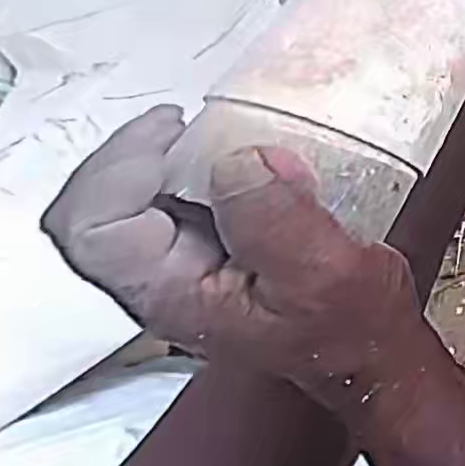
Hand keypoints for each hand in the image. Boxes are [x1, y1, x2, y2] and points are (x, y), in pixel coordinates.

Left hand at [42, 106, 423, 415]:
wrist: (370, 345)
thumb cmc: (348, 326)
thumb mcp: (324, 273)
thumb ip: (279, 222)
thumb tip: (240, 160)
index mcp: (174, 291)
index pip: (94, 228)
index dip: (119, 167)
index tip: (175, 126)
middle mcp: (170, 275)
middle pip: (101, 208)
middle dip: (134, 153)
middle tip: (187, 120)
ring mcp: (196, 260)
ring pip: (140, 200)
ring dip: (169, 155)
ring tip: (219, 126)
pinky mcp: (227, 244)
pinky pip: (191, 196)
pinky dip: (208, 162)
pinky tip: (250, 150)